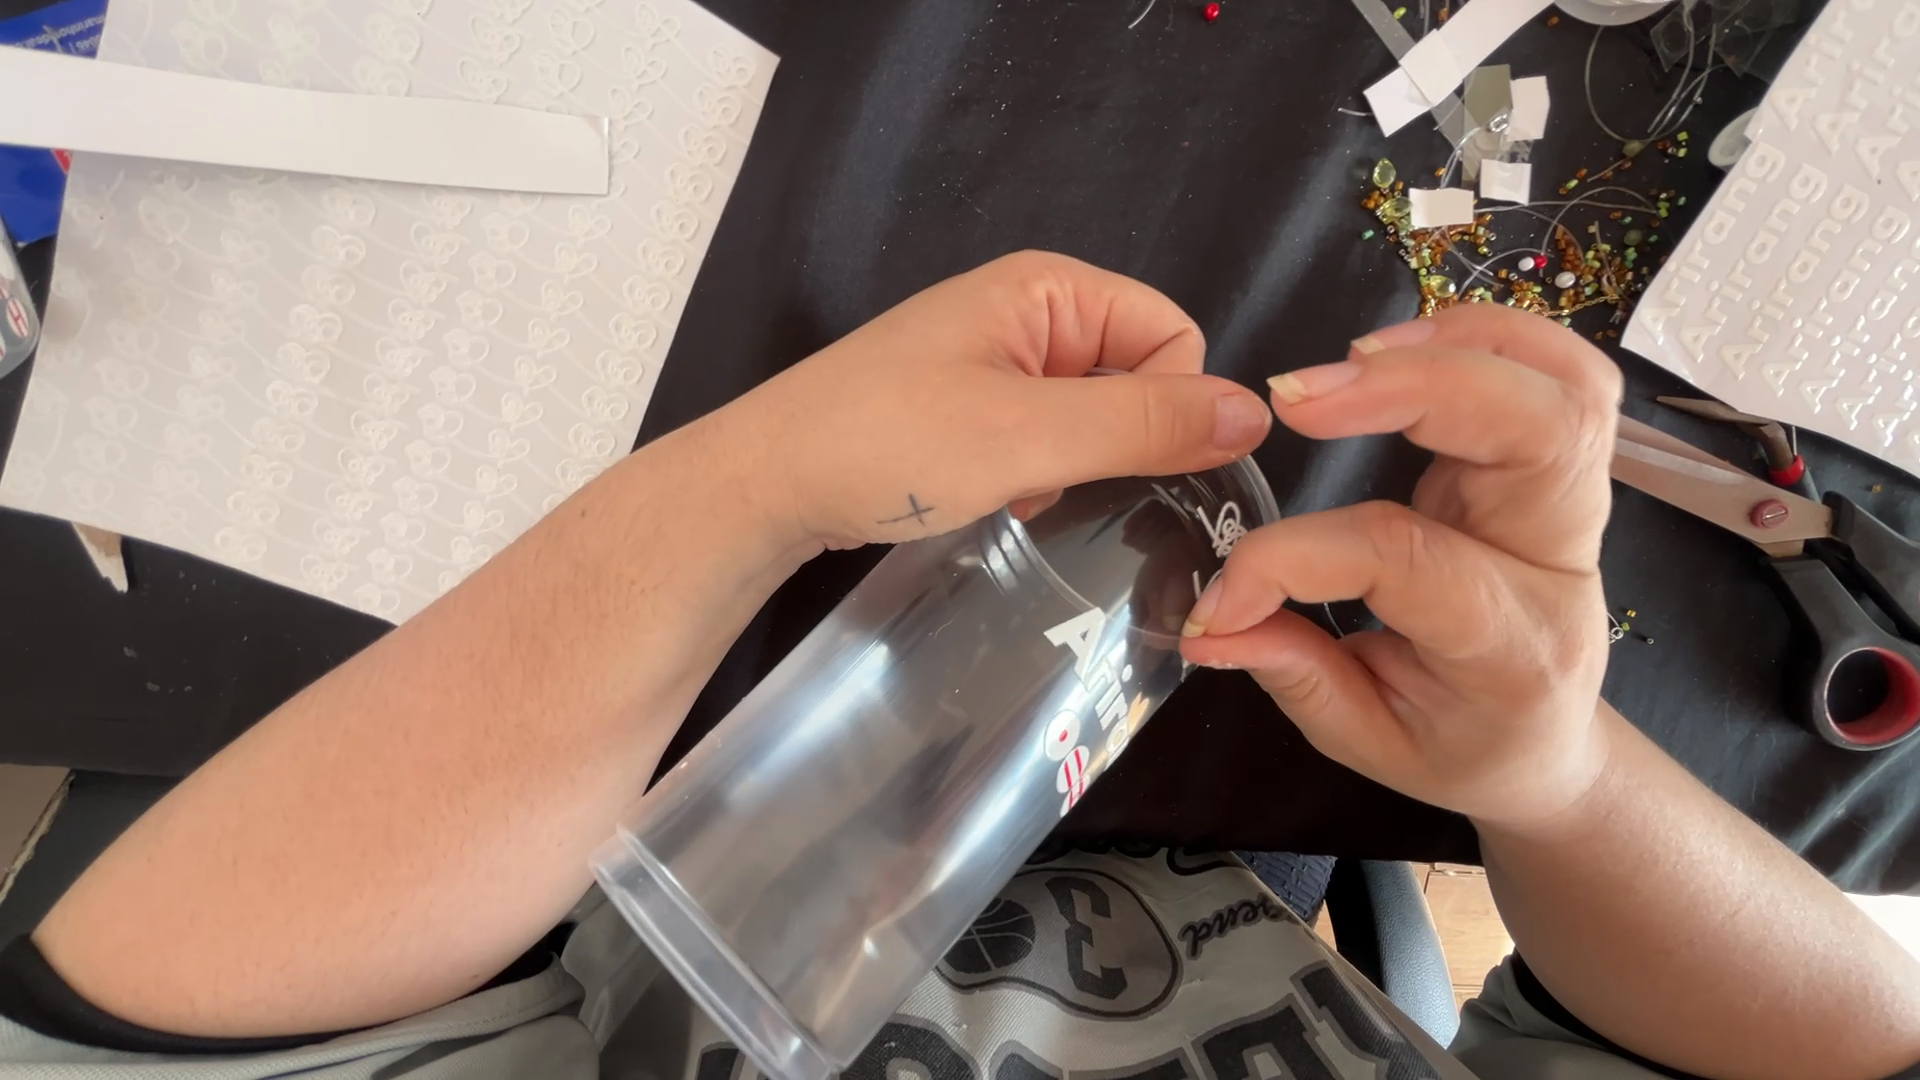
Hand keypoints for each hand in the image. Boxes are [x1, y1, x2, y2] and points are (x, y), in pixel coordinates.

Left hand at [723, 251, 1272, 550]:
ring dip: (1076, 466)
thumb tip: (1254, 414)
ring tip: (1024, 497)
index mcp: (1049, 291)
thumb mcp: (1027, 434)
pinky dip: (1039, 475)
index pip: (1171, 336)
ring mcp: (993, 366)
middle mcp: (1026, 317)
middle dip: (1119, 441)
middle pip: (1132, 376)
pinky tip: (1002, 501)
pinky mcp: (969, 412)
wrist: (769, 484)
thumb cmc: (892, 444)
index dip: (1172, 404)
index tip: (1136, 467)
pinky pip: (1043, 440)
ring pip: (1088, 417)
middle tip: (1067, 486)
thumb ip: (1143, 423)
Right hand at [1179, 305, 1622, 828]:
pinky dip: (1484, 338)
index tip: (1215, 598)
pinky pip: (1556, 375)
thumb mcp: (1362, 737)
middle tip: (1292, 398)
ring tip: (1352, 357)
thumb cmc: (1452, 745)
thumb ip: (1290, 673)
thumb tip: (1203, 624)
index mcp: (1509, 644)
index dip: (1288, 559)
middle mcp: (1558, 561)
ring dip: (1457, 345)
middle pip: (1537, 431)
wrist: (1545, 744)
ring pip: (1567, 383)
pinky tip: (1395, 350)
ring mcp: (1568, 509)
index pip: (1402, 560)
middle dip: (1409, 390)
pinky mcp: (1548, 475)